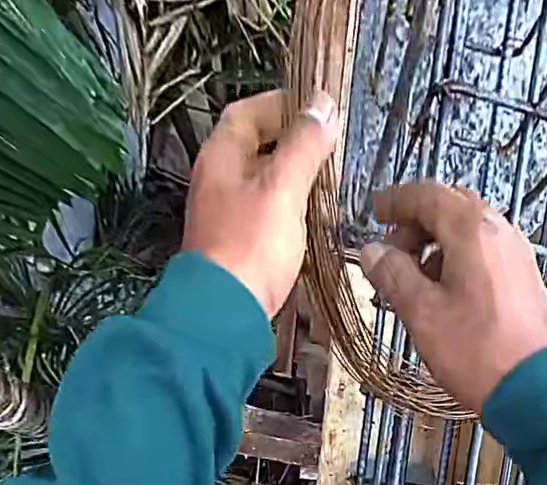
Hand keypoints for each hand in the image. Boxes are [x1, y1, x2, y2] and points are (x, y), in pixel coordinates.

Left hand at [182, 89, 338, 316]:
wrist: (225, 316)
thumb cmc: (251, 248)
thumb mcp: (282, 189)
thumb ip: (304, 146)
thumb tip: (323, 107)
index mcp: (220, 159)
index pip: (248, 112)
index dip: (282, 106)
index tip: (317, 111)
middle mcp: (217, 185)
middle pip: (256, 150)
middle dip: (293, 146)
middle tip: (329, 152)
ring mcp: (225, 219)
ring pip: (263, 187)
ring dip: (293, 183)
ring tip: (326, 187)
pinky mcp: (238, 250)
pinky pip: (265, 219)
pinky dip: (288, 213)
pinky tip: (309, 223)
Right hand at [359, 183, 546, 412]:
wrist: (530, 386)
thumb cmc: (474, 350)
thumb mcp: (421, 312)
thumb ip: (393, 275)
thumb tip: (371, 251)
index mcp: (472, 230)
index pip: (428, 195)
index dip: (396, 201)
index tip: (376, 213)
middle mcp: (499, 231)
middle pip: (450, 208)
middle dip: (416, 225)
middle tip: (390, 251)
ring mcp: (515, 254)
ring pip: (467, 232)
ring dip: (435, 245)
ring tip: (412, 279)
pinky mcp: (521, 279)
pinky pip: (483, 253)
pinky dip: (456, 260)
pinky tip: (442, 293)